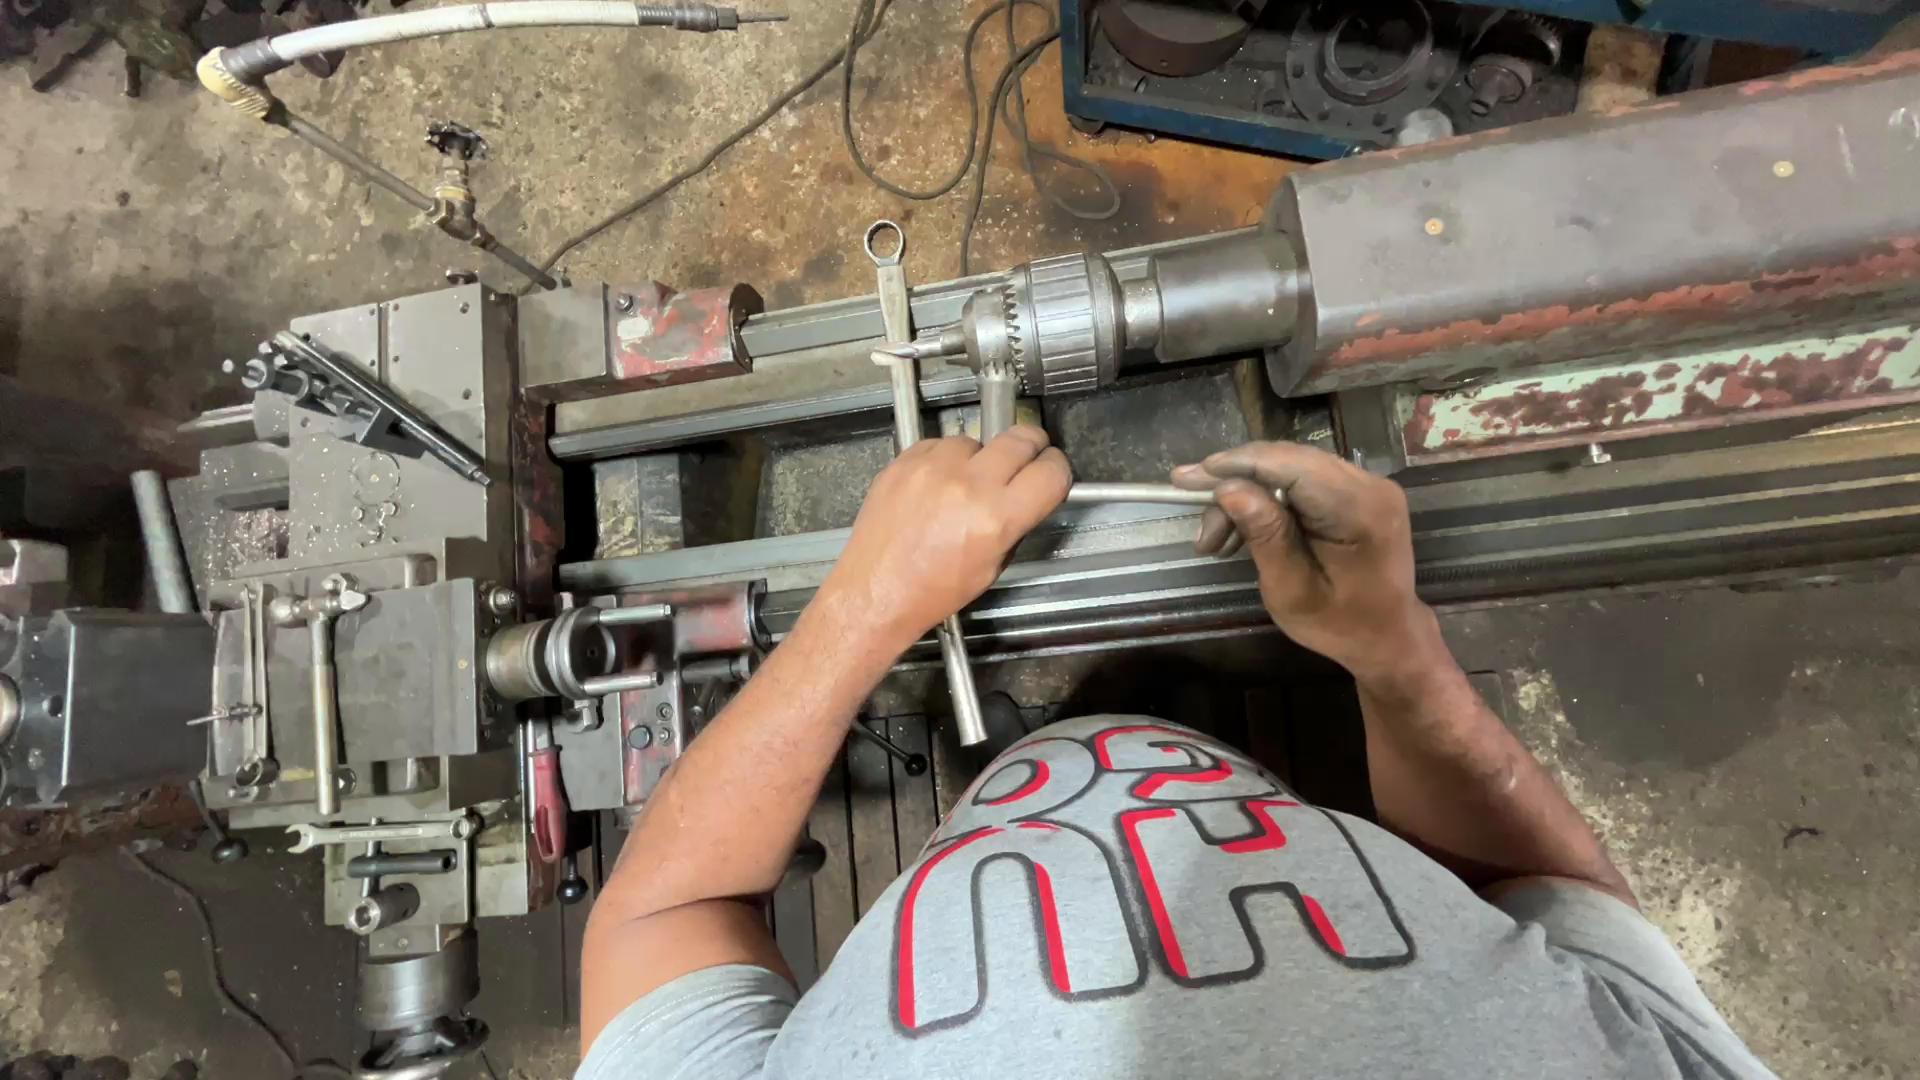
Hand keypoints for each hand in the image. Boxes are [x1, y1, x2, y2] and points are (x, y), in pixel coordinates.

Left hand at [818, 425, 1070, 650]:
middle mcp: (967, 484)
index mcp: (997, 517)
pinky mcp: (905, 460)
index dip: (1057, 471)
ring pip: (977, 439)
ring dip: (980, 457)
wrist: (876, 590)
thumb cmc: (933, 590)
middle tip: (1024, 463)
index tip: (1051, 472)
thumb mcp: (993, 566)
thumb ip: (1017, 522)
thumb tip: (1030, 492)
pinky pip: (940, 444)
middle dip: (1031, 448)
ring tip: (964, 487)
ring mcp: (933, 467)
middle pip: (1021, 437)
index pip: (1051, 471)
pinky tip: (937, 487)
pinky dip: (945, 461)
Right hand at [1171, 441, 1438, 685]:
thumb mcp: (1292, 590)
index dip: (1238, 465)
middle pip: (1287, 462)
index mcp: (1360, 510)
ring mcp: (1364, 485)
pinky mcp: (1353, 492)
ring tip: (1214, 540)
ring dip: (1244, 497)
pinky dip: (1263, 500)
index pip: (1292, 466)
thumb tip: (1228, 489)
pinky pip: (1298, 481)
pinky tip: (1240, 528)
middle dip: (1232, 482)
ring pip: (1287, 469)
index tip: (1189, 477)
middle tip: (1193, 511)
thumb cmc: (1339, 624)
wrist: (1387, 637)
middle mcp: (1368, 485)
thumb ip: (1265, 535)